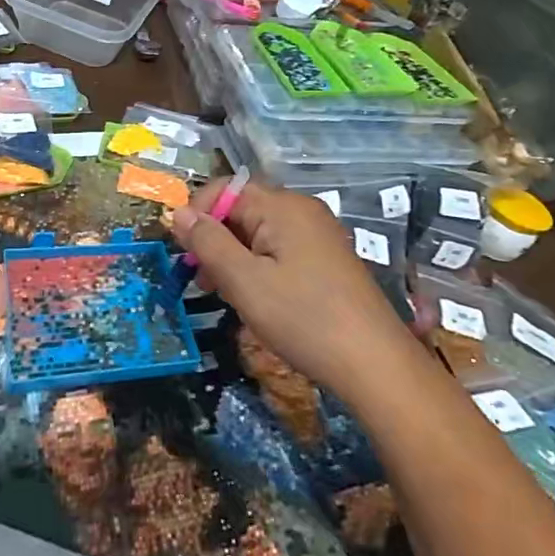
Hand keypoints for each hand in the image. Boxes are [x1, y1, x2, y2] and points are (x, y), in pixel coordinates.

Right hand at [171, 179, 412, 399]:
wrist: (376, 366)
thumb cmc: (303, 318)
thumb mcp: (243, 281)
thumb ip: (208, 242)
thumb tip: (178, 213)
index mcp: (282, 206)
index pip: (225, 189)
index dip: (198, 214)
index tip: (185, 254)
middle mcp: (302, 211)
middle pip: (243, 210)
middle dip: (216, 239)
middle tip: (204, 282)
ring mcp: (319, 235)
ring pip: (259, 233)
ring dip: (235, 257)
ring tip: (227, 295)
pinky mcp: (328, 260)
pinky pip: (280, 250)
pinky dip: (259, 267)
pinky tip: (258, 300)